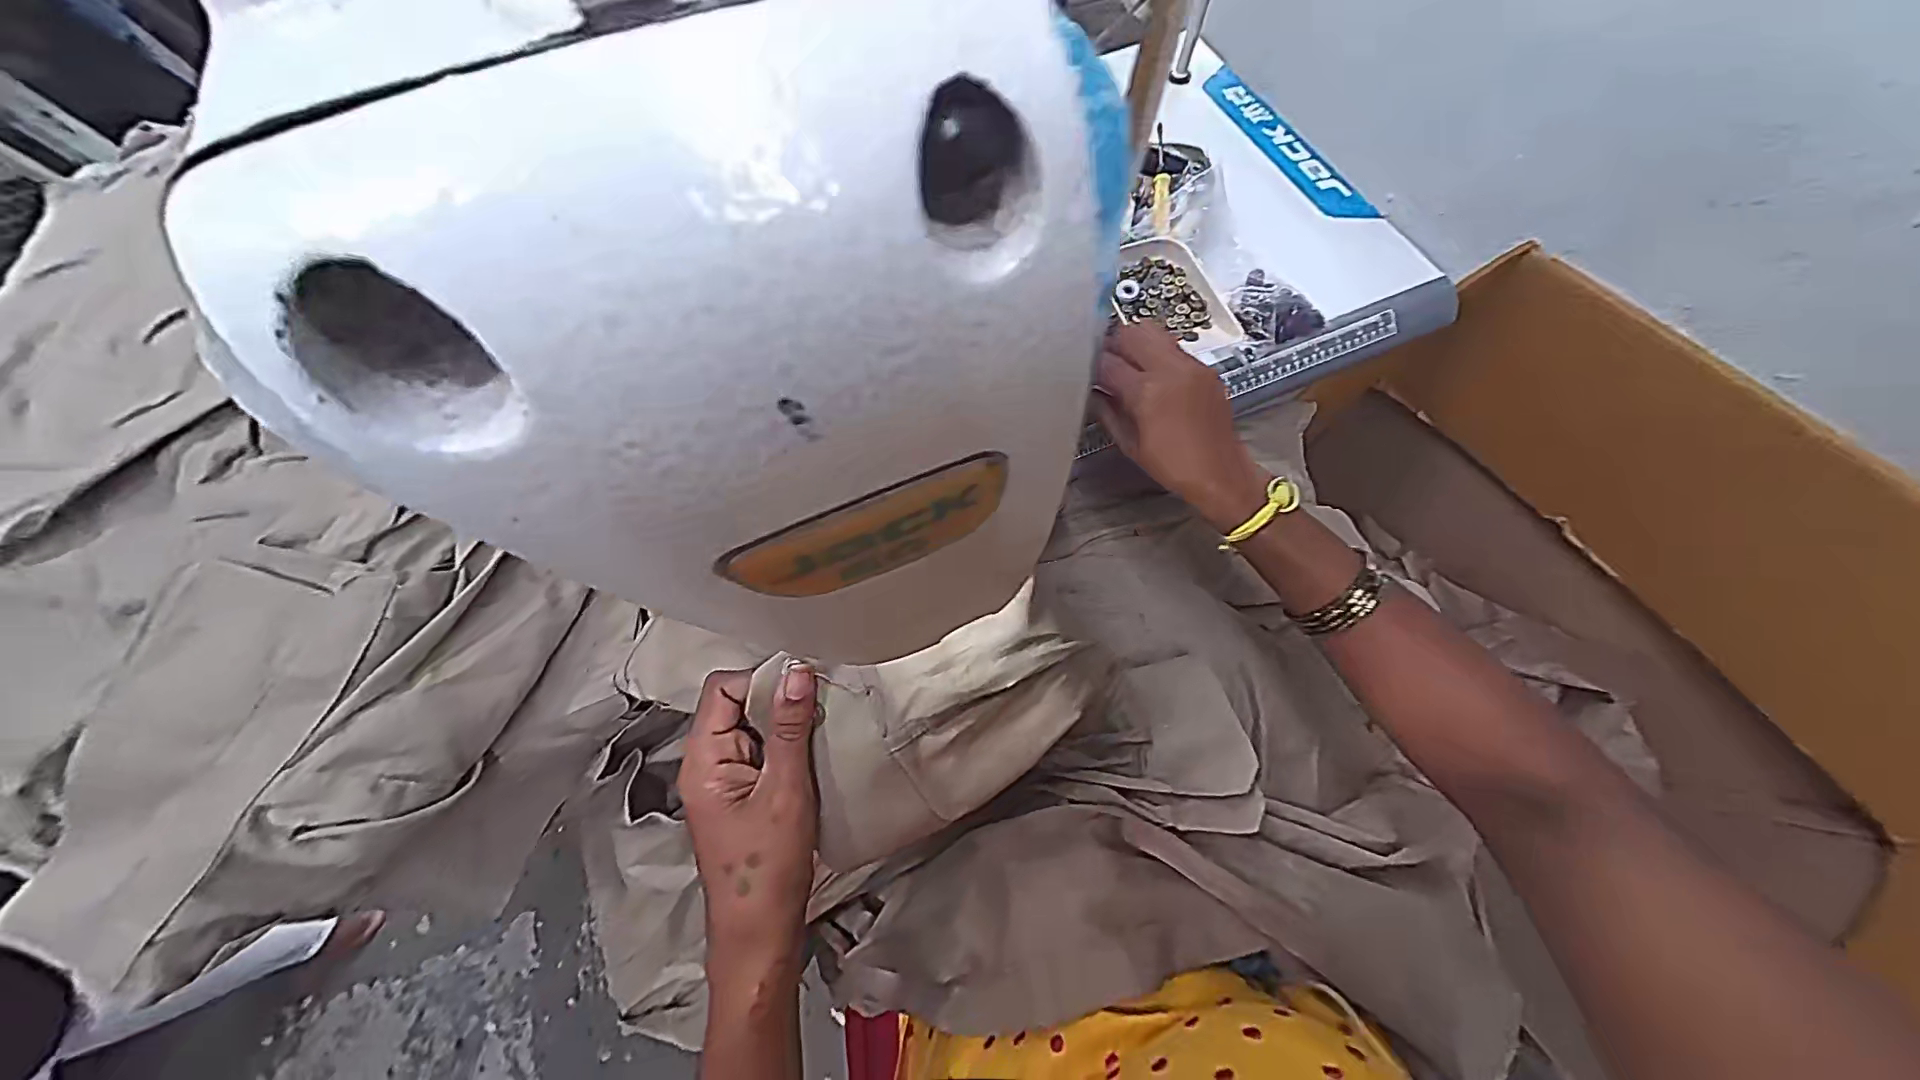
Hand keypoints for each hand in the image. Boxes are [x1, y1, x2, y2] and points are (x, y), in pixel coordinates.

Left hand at [679, 665, 819, 980]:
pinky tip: (813, 752)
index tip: (803, 684)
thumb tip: (797, 672)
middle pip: (738, 703)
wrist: (761, 933)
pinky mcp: (744, 792)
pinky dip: (789, 744)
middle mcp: (707, 762)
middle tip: (819, 707)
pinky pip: (764, 749)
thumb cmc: (767, 868)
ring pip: (754, 726)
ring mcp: (726, 778)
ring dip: (787, 723)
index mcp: (703, 758)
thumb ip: (790, 727)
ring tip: (820, 730)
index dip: (761, 679)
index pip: (723, 688)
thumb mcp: (785, 790)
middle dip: (778, 699)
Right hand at [1092, 322, 1270, 529]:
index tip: (1083, 372)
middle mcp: (1171, 370)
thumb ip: (1107, 412)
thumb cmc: (1174, 466)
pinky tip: (1151, 376)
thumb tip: (1094, 394)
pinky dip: (1156, 354)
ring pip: (1155, 332)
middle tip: (1103, 361)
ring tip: (1126, 365)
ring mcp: (1192, 366)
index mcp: (1148, 392)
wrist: (1220, 473)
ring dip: (1135, 343)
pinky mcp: (1205, 369)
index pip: (1108, 362)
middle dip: (1112, 343)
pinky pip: (1173, 348)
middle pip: (1131, 332)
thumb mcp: (1130, 444)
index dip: (1091, 365)